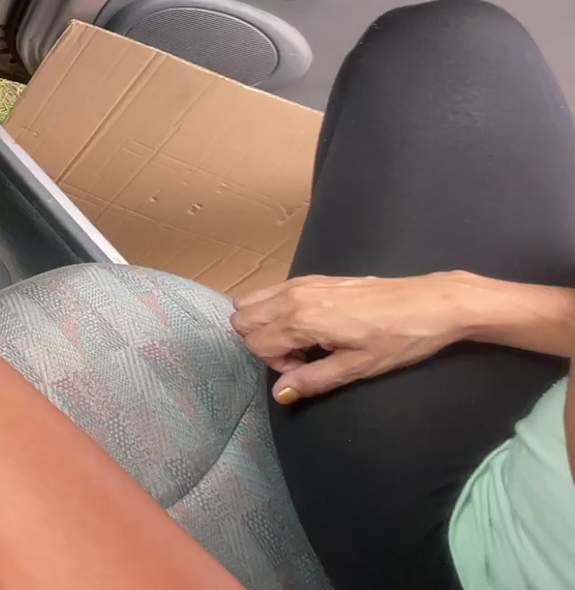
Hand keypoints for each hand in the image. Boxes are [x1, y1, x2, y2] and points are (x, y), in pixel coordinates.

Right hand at [230, 272, 489, 402]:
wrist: (433, 303)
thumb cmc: (402, 339)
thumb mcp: (361, 366)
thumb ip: (315, 378)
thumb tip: (280, 394)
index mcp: (301, 322)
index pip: (256, 343)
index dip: (276, 363)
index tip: (305, 368)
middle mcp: (288, 299)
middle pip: (240, 320)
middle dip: (261, 342)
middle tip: (299, 355)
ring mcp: (294, 284)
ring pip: (245, 303)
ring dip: (260, 324)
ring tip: (297, 337)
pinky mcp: (304, 278)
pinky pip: (264, 292)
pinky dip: (269, 310)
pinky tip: (306, 322)